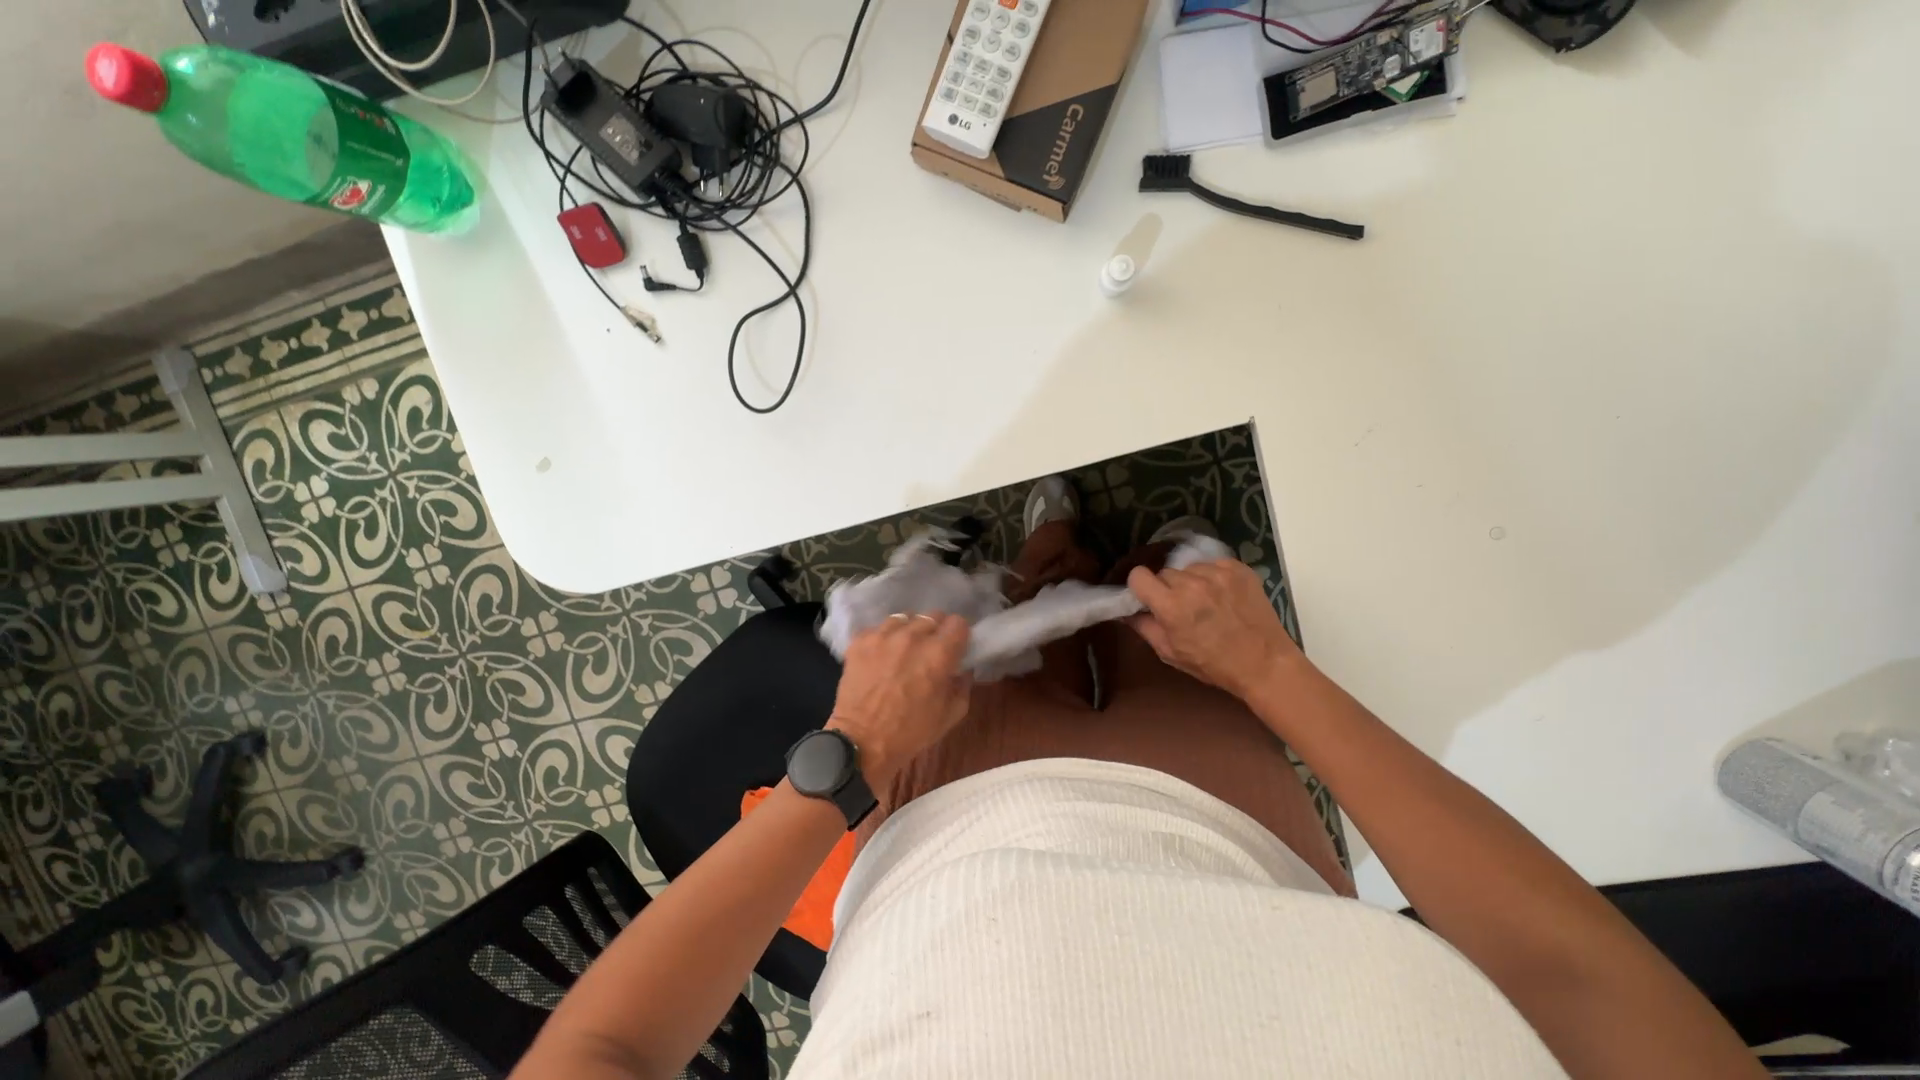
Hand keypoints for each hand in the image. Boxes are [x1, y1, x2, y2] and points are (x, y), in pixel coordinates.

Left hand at [826, 614, 972, 787]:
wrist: (862, 742)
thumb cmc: (911, 733)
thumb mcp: (951, 714)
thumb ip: (963, 685)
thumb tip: (962, 669)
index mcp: (939, 653)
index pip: (958, 623)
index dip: (959, 635)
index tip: (955, 647)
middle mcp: (912, 637)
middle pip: (932, 616)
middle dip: (935, 632)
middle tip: (930, 651)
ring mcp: (883, 636)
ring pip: (904, 618)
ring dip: (909, 631)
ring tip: (904, 651)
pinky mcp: (860, 641)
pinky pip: (878, 629)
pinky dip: (884, 639)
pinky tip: (882, 656)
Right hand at [1126, 558, 1300, 699]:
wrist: (1264, 663)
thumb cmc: (1213, 664)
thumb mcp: (1170, 653)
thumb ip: (1144, 627)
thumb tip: (1126, 611)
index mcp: (1171, 605)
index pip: (1139, 576)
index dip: (1140, 588)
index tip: (1148, 599)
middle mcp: (1192, 583)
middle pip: (1164, 572)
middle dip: (1168, 588)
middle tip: (1181, 607)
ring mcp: (1218, 572)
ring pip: (1189, 567)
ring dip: (1191, 581)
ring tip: (1206, 601)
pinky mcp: (1238, 568)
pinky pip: (1213, 564)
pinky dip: (1213, 576)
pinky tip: (1222, 595)